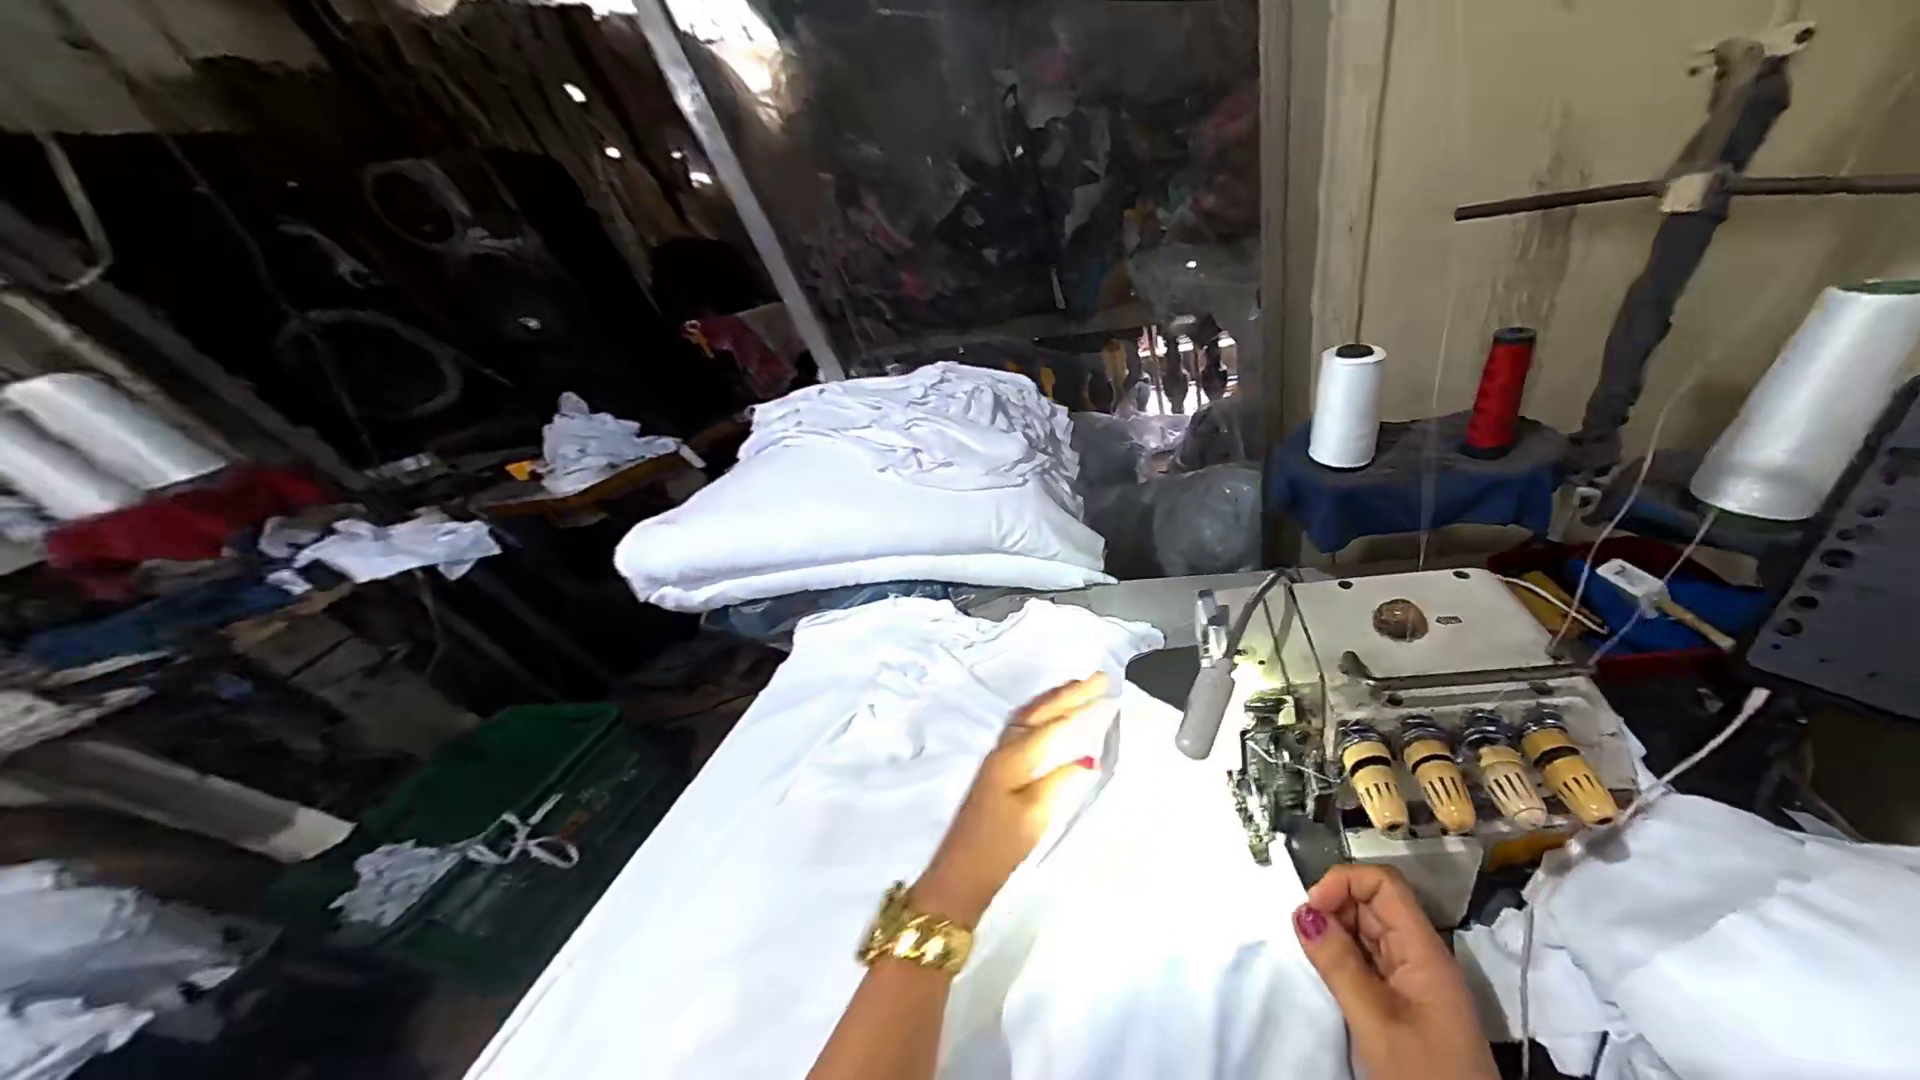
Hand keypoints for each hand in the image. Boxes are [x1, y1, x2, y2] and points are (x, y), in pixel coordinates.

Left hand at [912, 673, 1108, 926]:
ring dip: (1053, 698)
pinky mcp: (996, 770)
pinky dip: (1041, 714)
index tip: (1104, 689)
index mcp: (1013, 757)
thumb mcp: (1034, 817)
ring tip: (1079, 687)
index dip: (1077, 705)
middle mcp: (1003, 749)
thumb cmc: (999, 848)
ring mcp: (997, 758)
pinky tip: (1051, 717)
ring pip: (1028, 716)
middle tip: (1098, 678)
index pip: (1050, 723)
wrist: (959, 874)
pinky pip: (1022, 727)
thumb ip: (1059, 783)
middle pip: (1037, 711)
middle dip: (1068, 692)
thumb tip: (1088, 759)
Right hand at [1293, 864, 1496, 1079]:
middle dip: (1333, 906)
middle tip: (1307, 938)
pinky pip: (1367, 955)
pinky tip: (1329, 972)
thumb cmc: (1425, 1075)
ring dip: (1335, 930)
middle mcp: (1420, 955)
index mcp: (1424, 951)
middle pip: (1373, 901)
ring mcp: (1413, 977)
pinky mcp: (1403, 998)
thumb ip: (1338, 962)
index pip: (1383, 884)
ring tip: (1315, 957)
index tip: (1311, 910)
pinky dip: (1341, 953)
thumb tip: (1302, 910)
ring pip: (1367, 927)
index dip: (1343, 883)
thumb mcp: (1375, 1020)